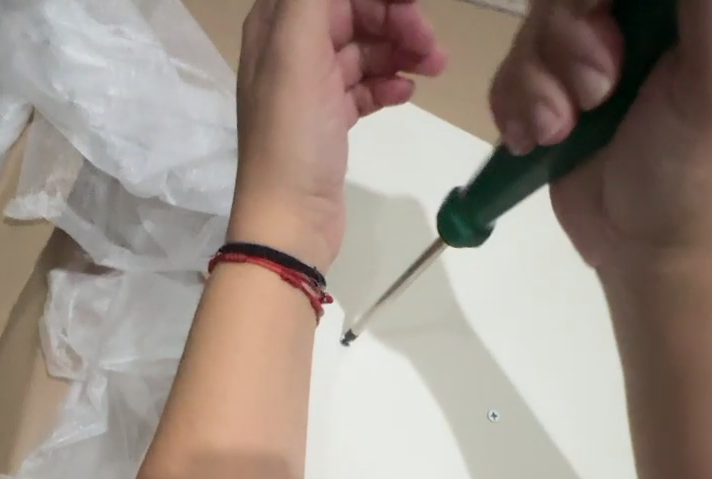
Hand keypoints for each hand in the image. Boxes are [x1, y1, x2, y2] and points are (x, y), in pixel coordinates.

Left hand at [232, 0, 447, 269]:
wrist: (290, 224)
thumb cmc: (291, 138)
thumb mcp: (297, 48)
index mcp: (277, 25)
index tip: (413, 2)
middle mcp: (289, 50)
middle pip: (353, 10)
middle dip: (396, 18)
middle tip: (431, 43)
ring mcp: (310, 89)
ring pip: (364, 48)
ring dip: (401, 50)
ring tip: (434, 68)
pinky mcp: (328, 123)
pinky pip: (365, 86)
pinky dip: (388, 84)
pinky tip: (407, 93)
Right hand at [489, 0, 711, 273]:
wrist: (651, 253)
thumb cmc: (705, 166)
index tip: (609, 13)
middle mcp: (665, 0)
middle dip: (574, 26)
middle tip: (600, 85)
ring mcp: (608, 37)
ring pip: (543, 11)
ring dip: (542, 77)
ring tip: (569, 126)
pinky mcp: (561, 80)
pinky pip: (515, 61)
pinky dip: (519, 105)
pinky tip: (544, 139)